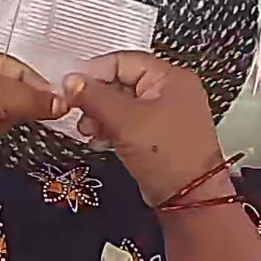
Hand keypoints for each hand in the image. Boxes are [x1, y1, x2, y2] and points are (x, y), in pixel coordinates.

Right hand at [63, 52, 228, 205]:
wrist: (188, 198)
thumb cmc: (170, 156)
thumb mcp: (124, 120)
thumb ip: (94, 97)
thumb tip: (72, 81)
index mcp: (170, 77)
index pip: (123, 61)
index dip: (94, 72)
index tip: (71, 85)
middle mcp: (170, 92)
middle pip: (121, 83)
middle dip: (96, 98)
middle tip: (77, 110)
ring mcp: (165, 115)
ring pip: (122, 105)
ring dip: (100, 116)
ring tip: (88, 130)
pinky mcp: (158, 136)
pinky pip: (129, 123)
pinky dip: (112, 129)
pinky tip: (100, 140)